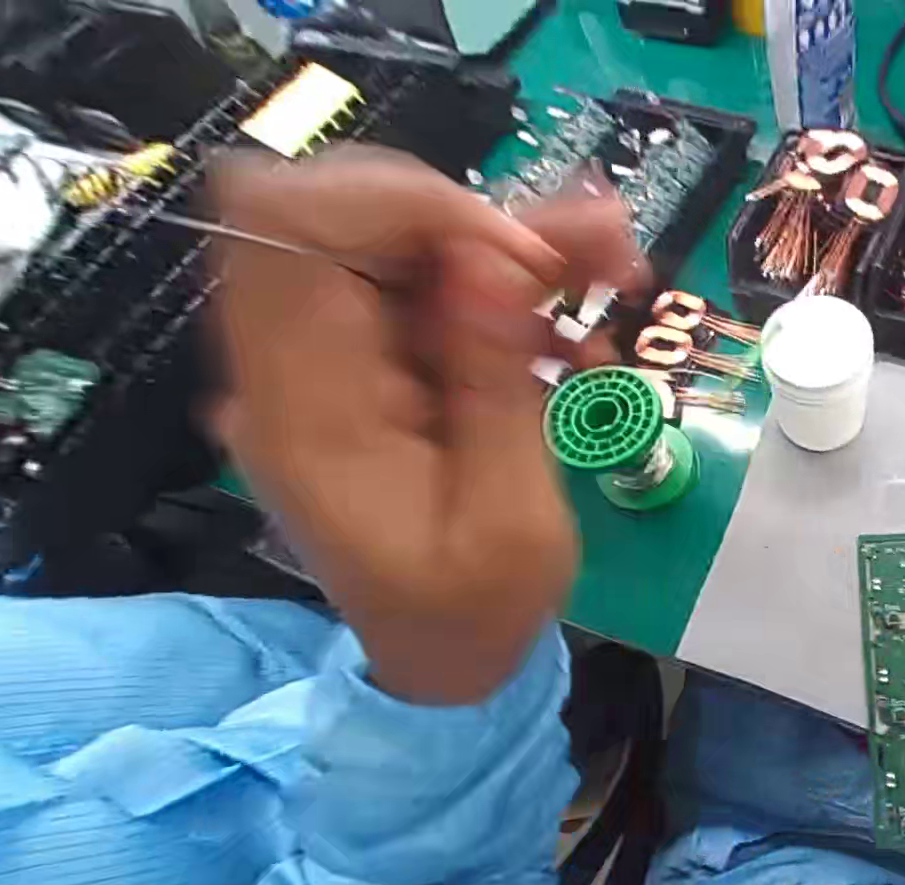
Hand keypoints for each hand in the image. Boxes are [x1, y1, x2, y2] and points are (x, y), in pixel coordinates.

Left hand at [206, 146, 642, 704]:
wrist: (443, 657)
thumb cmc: (479, 611)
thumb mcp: (511, 518)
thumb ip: (495, 389)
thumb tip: (488, 258)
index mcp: (310, 416)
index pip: (300, 228)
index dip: (413, 207)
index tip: (523, 257)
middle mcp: (296, 373)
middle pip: (357, 221)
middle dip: (484, 224)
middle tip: (595, 254)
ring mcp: (332, 372)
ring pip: (405, 251)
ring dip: (509, 254)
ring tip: (608, 272)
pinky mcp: (371, 379)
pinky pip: (428, 301)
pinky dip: (503, 298)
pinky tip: (568, 331)